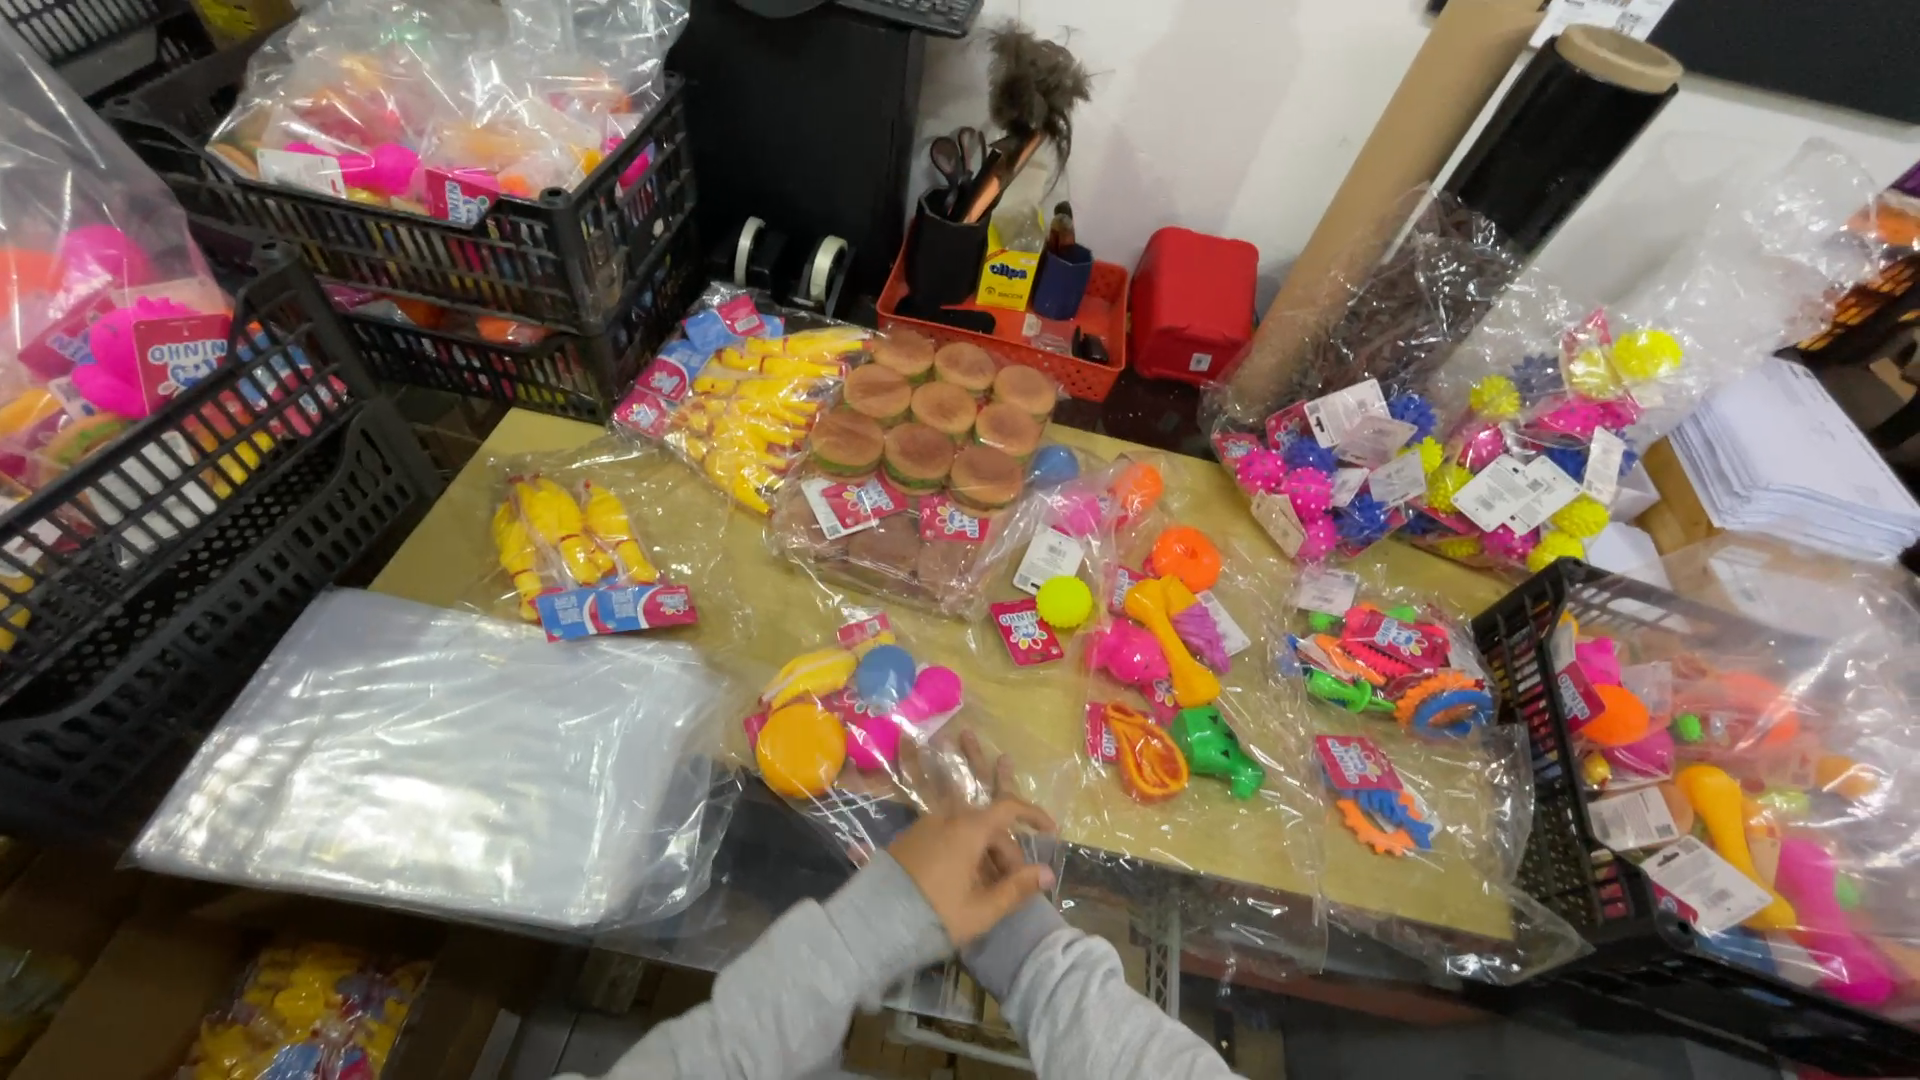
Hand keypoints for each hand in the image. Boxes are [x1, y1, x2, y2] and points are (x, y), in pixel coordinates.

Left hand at [888, 795, 1058, 947]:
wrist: (873, 921)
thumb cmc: (934, 915)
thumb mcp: (980, 910)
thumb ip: (1016, 889)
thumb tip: (1047, 872)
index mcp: (968, 829)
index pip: (1009, 808)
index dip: (1033, 815)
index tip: (1051, 831)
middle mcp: (947, 817)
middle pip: (989, 824)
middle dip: (1007, 850)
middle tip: (1014, 884)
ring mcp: (926, 824)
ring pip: (967, 829)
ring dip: (984, 851)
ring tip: (989, 887)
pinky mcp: (911, 836)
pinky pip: (947, 834)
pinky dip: (963, 850)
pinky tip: (963, 881)